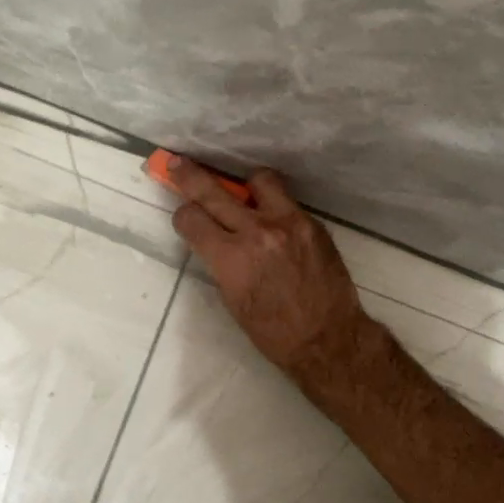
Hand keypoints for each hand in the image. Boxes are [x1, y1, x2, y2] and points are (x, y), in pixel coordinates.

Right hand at [169, 158, 371, 379]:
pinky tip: (276, 225)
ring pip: (258, 181)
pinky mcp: (311, 224)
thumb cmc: (271, 332)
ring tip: (247, 196)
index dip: (183, 216)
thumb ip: (220, 261)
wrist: (326, 339)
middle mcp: (256, 232)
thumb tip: (213, 238)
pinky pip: (287, 202)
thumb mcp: (232, 298)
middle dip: (189, 176)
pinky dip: (275, 208)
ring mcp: (288, 223)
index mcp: (230, 259)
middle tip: (177, 163)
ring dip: (246, 187)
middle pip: (212, 191)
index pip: (191, 218)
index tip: (185, 217)